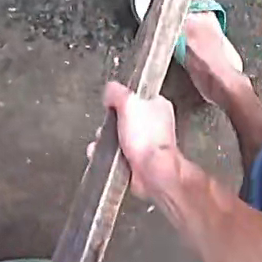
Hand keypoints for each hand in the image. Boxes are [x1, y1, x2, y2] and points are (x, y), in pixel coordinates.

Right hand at [102, 80, 185, 198]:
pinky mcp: (138, 162)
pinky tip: (104, 155)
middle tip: (108, 124)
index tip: (112, 103)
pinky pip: (118, 155)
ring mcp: (147, 144)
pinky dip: (108, 156)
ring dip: (106, 140)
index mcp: (158, 106)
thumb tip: (110, 89)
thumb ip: (117, 92)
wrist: (152, 173)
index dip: (122, 99)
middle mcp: (155, 125)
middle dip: (111, 123)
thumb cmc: (148, 139)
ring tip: (103, 142)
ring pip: (120, 137)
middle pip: (125, 118)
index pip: (138, 96)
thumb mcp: (128, 103)